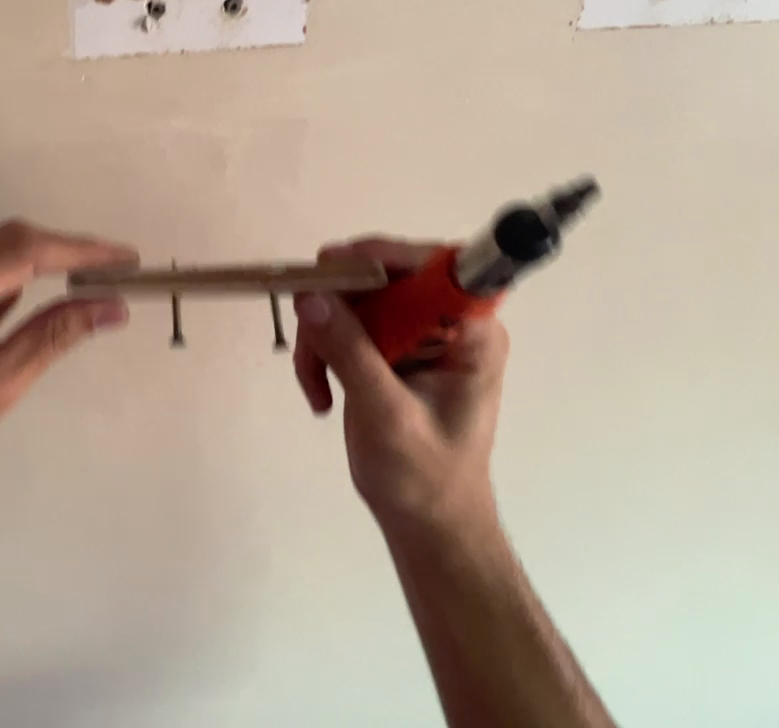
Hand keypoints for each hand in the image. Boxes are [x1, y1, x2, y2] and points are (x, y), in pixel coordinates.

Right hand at [290, 238, 509, 535]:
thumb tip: (310, 296)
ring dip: (321, 336)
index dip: (384, 256)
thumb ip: (350, 352)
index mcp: (469, 332)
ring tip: (314, 385)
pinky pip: (343, 325)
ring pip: (353, 299)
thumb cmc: (424, 478)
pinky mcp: (388, 350)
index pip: (434, 266)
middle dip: (337, 307)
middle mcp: (445, 323)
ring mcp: (415, 335)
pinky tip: (320, 394)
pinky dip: (321, 353)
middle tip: (309, 340)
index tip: (332, 267)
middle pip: (382, 277)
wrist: (426, 523)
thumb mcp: (386, 415)